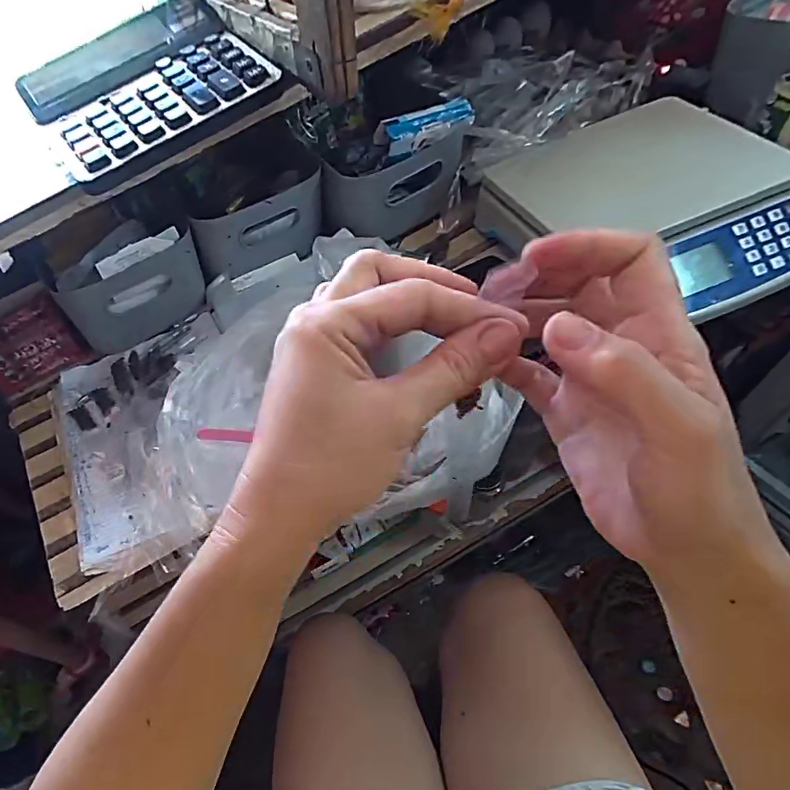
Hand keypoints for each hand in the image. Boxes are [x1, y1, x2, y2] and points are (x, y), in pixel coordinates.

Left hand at [222, 251, 528, 547]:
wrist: (279, 515)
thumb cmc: (331, 467)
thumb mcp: (399, 415)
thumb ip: (452, 368)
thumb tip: (504, 335)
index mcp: (326, 323)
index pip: (409, 295)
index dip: (466, 309)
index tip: (510, 327)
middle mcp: (312, 321)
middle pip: (376, 274)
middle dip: (428, 285)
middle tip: (472, 310)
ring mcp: (308, 344)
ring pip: (363, 298)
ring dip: (406, 304)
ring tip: (449, 325)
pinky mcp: (313, 369)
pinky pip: (356, 330)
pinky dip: (389, 331)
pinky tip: (415, 350)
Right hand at [498, 231, 776, 572]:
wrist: (686, 548)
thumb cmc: (702, 492)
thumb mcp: (678, 428)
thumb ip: (626, 373)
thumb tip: (560, 328)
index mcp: (663, 339)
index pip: (631, 262)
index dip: (587, 247)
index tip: (539, 256)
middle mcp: (624, 351)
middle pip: (582, 287)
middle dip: (542, 277)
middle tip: (497, 289)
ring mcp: (593, 382)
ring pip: (552, 326)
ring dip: (519, 316)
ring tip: (483, 321)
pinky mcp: (567, 414)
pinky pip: (532, 375)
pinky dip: (508, 363)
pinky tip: (486, 361)